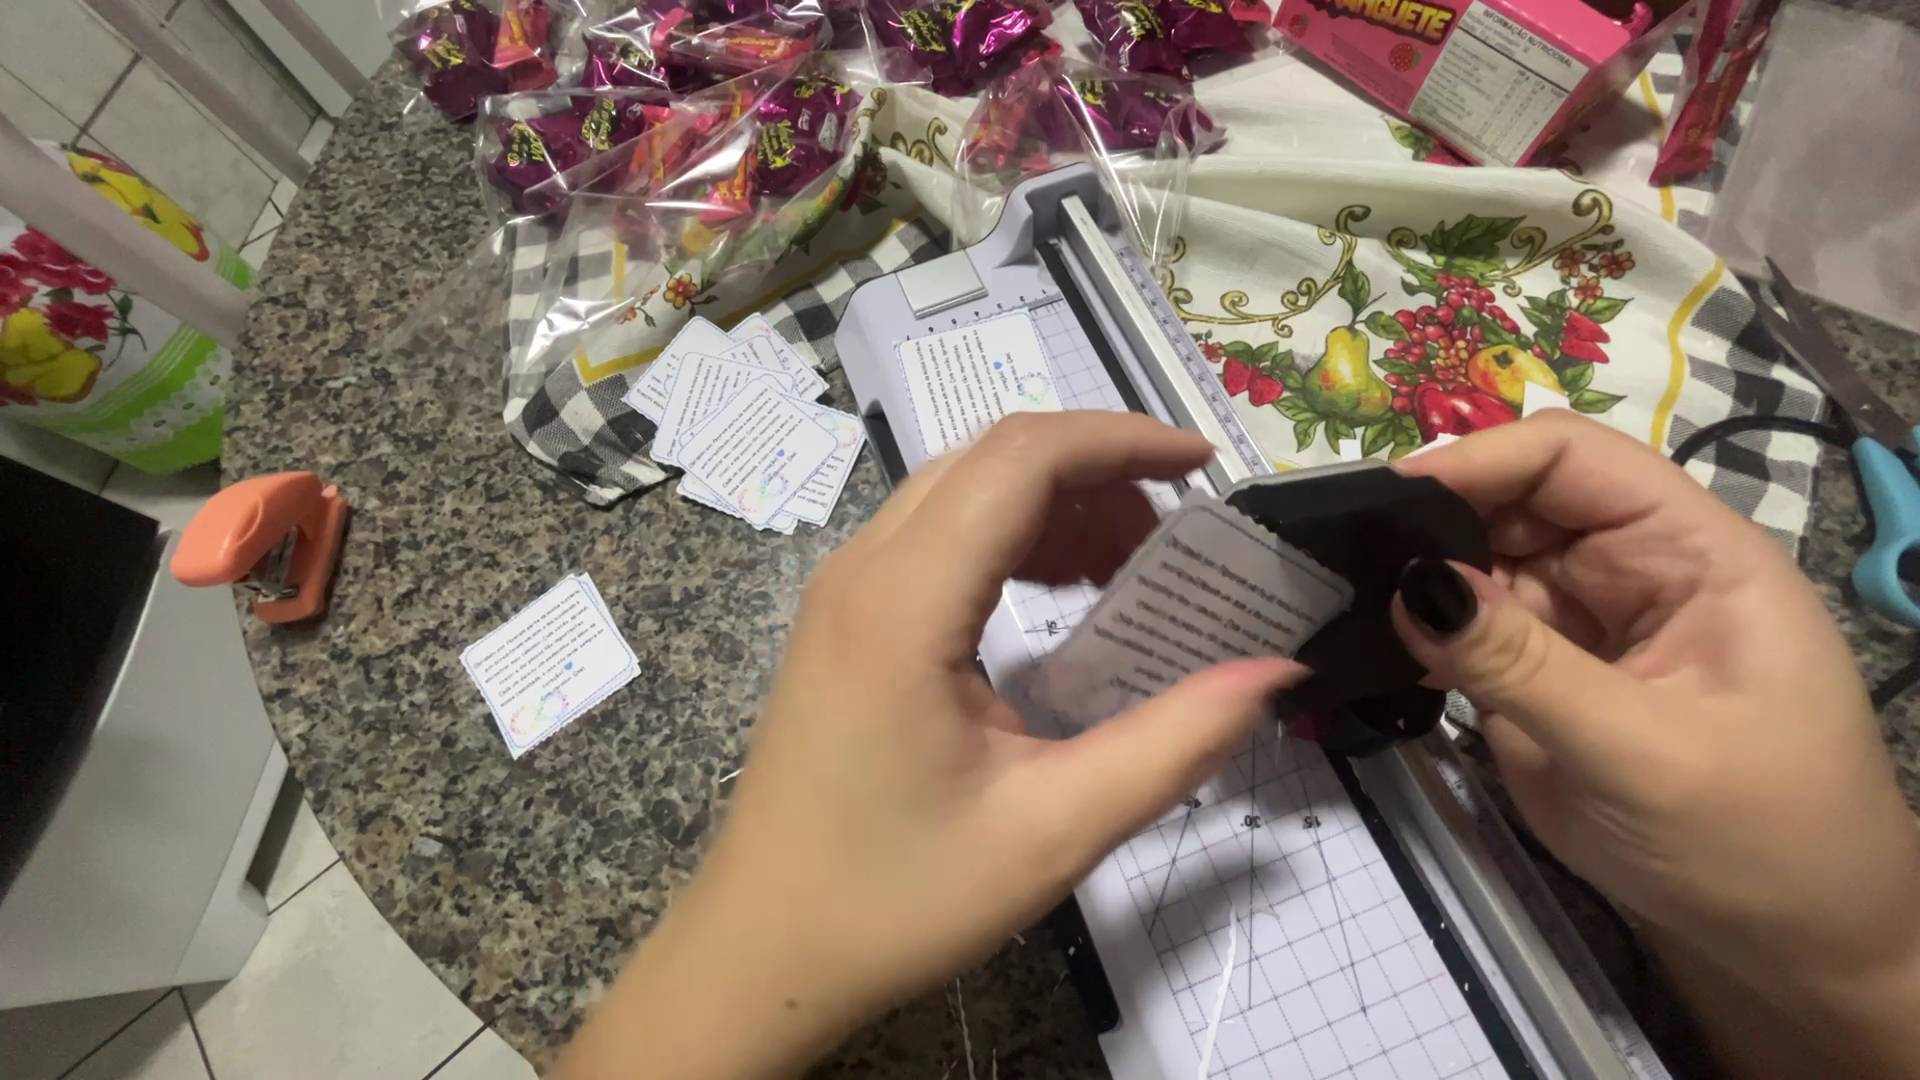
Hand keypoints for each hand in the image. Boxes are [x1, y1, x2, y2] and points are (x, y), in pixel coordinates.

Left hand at [557, 412, 1303, 1079]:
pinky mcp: (846, 612)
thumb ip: (1174, 742)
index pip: (1019, 460)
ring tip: (1125, 565)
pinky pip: (937, 532)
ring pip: (963, 488)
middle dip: (1095, 470)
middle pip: (992, 459)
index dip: (1118, 441)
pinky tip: (1057, 589)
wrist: (768, 940)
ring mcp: (845, 586)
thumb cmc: (900, 895)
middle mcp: (864, 568)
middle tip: (1172, 534)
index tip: (1199, 464)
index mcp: (905, 603)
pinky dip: (1010, 534)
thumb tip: (1273, 671)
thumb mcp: (1054, 829)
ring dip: (1053, 502)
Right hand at [1391, 410, 1919, 1075]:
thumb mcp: (1641, 750)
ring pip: (1464, 561)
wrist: (1768, 942)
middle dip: (1425, 516)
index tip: (1387, 496)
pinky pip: (1450, 623)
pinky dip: (1404, 624)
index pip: (1572, 459)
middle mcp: (1618, 568)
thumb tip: (1408, 585)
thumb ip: (1521, 665)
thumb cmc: (1753, 840)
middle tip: (1338, 549)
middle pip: (1504, 502)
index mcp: (1686, 554)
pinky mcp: (1521, 666)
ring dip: (1404, 572)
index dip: (1481, 460)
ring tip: (1332, 588)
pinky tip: (1361, 634)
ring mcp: (1563, 620)